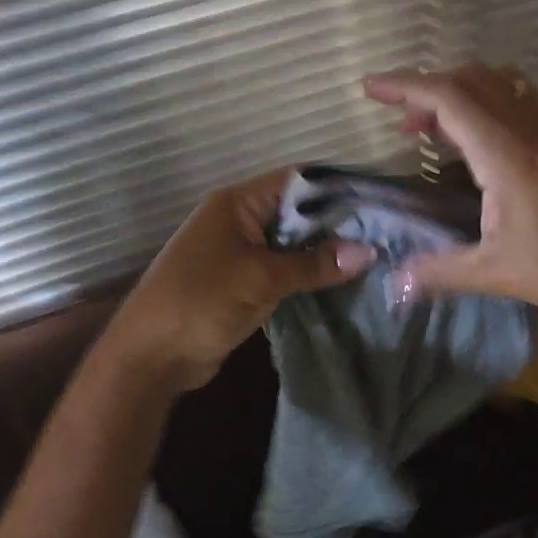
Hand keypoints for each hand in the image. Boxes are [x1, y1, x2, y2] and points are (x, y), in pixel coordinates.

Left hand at [105, 170, 374, 390]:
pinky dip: (308, 277)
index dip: (336, 188)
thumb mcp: (261, 279)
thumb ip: (313, 264)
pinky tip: (341, 285)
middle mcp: (238, 221)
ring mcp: (239, 255)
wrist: (152, 356)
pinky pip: (282, 273)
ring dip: (324, 254)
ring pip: (291, 246)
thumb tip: (367, 252)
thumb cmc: (201, 302)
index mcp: (236, 204)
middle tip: (385, 236)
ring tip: (374, 259)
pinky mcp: (241, 286)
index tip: (378, 202)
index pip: (295, 182)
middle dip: (336, 224)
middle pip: (296, 213)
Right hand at [363, 65, 537, 322]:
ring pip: (499, 86)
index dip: (404, 86)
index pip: (447, 97)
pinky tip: (483, 147)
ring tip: (436, 134)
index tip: (370, 89)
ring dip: (461, 96)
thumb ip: (441, 272)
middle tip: (403, 127)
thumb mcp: (497, 273)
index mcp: (505, 151)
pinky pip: (520, 102)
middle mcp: (529, 127)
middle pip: (471, 81)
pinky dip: (489, 106)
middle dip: (428, 92)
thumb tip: (394, 284)